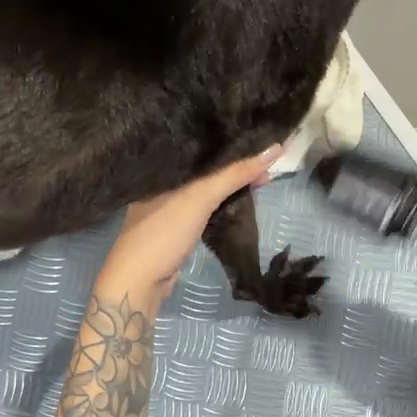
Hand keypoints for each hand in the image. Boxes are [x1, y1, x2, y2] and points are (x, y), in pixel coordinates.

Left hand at [95, 145, 285, 302]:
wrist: (141, 279)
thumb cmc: (164, 231)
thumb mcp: (200, 197)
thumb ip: (234, 174)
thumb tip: (276, 149)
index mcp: (161, 165)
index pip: (200, 144)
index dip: (230, 140)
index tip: (261, 136)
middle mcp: (163, 181)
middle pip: (205, 166)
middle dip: (234, 164)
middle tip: (268, 159)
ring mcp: (168, 205)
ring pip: (205, 188)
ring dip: (230, 185)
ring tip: (261, 177)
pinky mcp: (175, 226)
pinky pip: (203, 208)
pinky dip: (221, 204)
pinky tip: (239, 201)